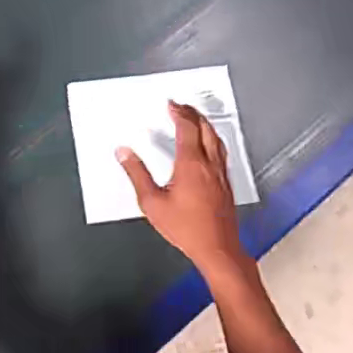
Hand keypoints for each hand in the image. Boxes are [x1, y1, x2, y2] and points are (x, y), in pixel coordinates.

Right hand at [118, 101, 248, 275]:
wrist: (217, 248)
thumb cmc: (188, 230)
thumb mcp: (152, 203)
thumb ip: (137, 174)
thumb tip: (125, 154)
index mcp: (191, 164)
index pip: (186, 127)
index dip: (178, 112)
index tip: (171, 105)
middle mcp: (209, 164)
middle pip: (205, 128)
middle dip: (192, 113)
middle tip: (182, 107)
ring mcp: (221, 173)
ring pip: (216, 138)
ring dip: (205, 124)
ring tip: (195, 119)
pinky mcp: (227, 183)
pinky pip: (221, 151)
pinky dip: (213, 139)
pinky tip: (209, 146)